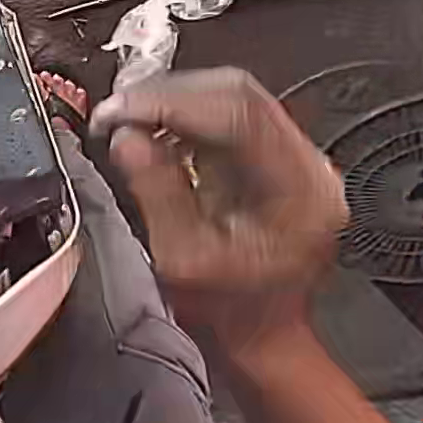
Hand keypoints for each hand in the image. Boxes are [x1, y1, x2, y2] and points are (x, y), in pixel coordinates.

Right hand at [89, 68, 346, 349]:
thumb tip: (126, 136)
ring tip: (125, 119)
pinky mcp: (269, 156)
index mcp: (298, 192)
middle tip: (115, 112)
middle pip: (236, 93)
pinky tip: (149, 128)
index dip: (169, 103)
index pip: (237, 115)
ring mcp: (292, 157)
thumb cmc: (228, 307)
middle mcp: (307, 165)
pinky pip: (222, 114)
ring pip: (229, 96)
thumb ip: (156, 191)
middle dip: (165, 95)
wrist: (257, 329)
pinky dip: (178, 114)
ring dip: (169, 101)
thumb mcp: (182, 257)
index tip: (118, 110)